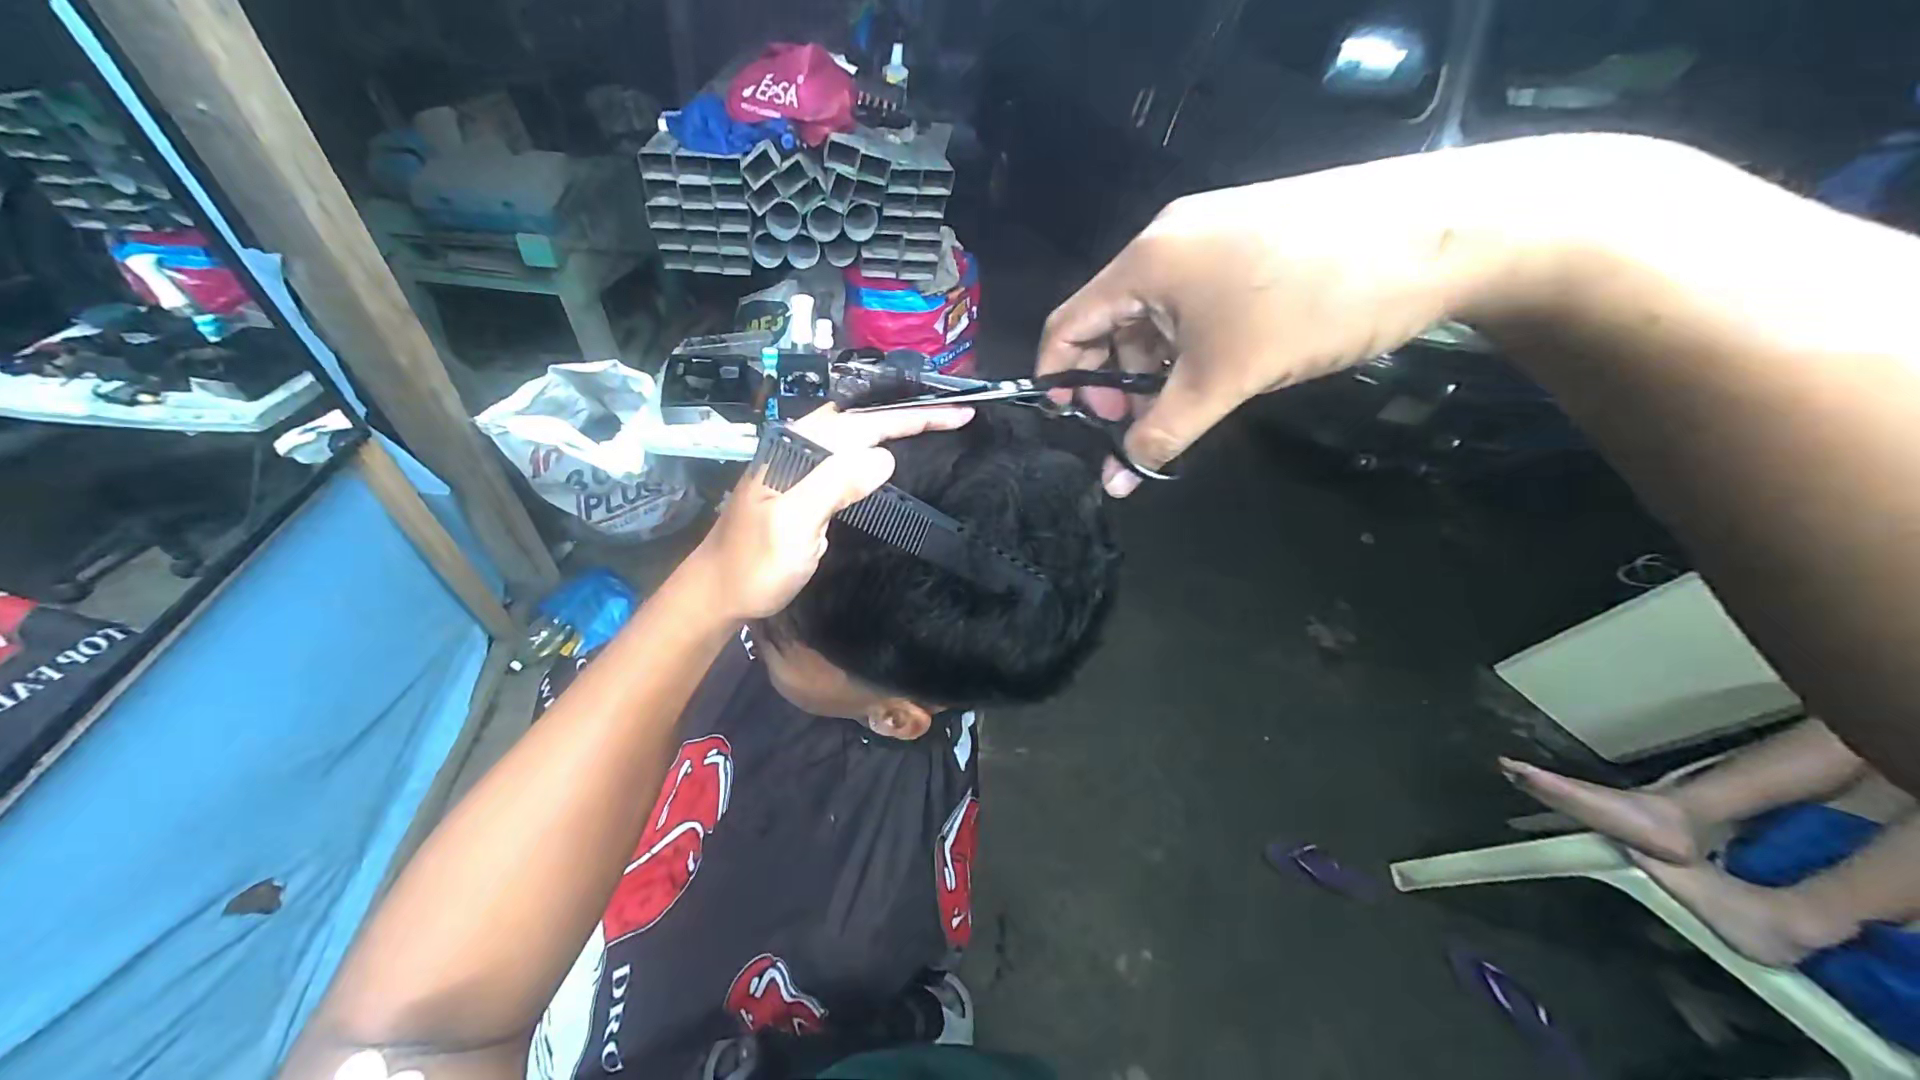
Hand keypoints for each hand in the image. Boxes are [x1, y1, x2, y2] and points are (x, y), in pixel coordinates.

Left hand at [686, 404, 974, 619]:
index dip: (913, 417)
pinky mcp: (806, 487)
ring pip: (855, 436)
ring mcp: (801, 467)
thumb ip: (833, 485)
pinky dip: (876, 450)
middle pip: (862, 420)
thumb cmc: (753, 565)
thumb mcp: (792, 526)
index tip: (959, 414)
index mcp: (796, 448)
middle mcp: (799, 448)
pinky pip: (848, 458)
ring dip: (894, 427)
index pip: (864, 423)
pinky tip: (892, 455)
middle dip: (909, 414)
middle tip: (955, 416)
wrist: (718, 593)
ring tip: (933, 426)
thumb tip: (884, 456)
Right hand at [1036, 136, 1692, 494]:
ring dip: (1154, 370)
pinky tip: (1213, 372)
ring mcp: (1209, 240)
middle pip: (1109, 323)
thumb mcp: (1227, 376)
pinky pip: (1192, 305)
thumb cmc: (1313, 301)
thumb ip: (1163, 431)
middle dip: (1112, 382)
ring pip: (1154, 317)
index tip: (1077, 427)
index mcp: (1146, 262)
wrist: (1446, 230)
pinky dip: (1188, 347)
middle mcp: (1167, 244)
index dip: (1059, 380)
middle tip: (1138, 427)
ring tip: (1181, 408)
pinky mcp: (1247, 246)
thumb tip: (1116, 481)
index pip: (1068, 325)